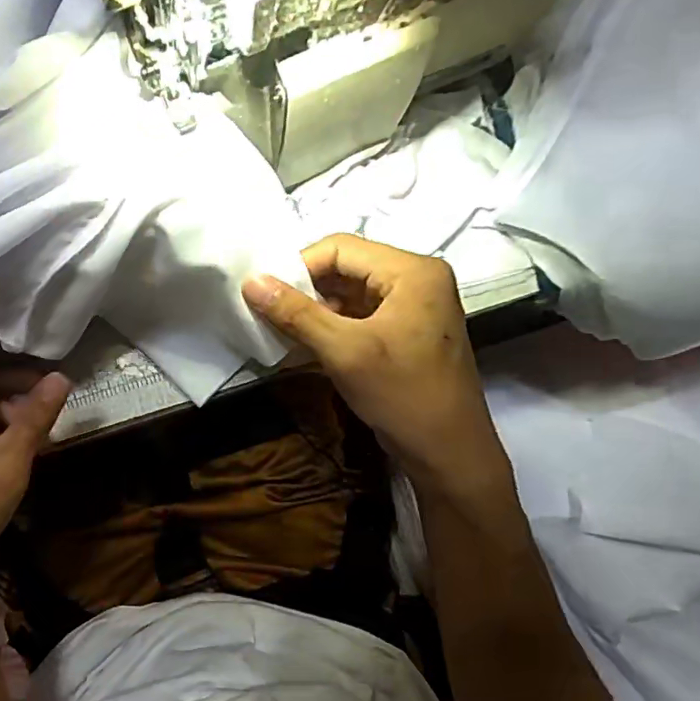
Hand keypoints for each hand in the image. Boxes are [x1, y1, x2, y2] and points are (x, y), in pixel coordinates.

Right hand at [243, 234, 502, 492]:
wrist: (449, 452)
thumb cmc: (401, 395)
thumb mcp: (344, 351)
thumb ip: (296, 313)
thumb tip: (250, 282)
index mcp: (412, 271)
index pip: (341, 248)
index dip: (298, 267)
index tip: (263, 294)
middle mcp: (417, 279)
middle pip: (347, 269)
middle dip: (305, 290)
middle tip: (268, 313)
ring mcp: (414, 307)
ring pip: (351, 295)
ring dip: (315, 311)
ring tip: (281, 331)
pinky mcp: (407, 333)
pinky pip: (361, 317)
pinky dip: (332, 328)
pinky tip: (304, 345)